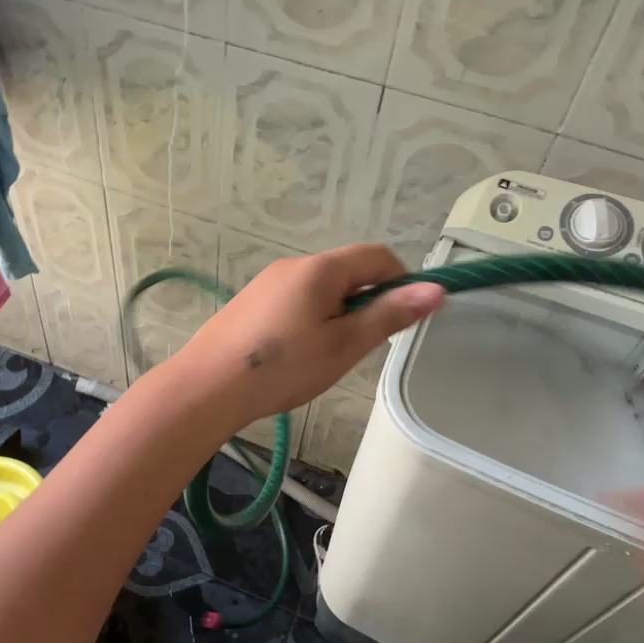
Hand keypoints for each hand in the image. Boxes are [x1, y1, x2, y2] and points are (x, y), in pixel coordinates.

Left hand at [163, 244, 444, 433]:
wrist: (207, 386)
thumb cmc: (283, 367)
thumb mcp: (344, 345)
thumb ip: (388, 315)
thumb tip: (436, 290)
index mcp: (321, 268)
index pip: (378, 256)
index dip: (402, 281)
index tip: (404, 318)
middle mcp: (293, 265)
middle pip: (348, 271)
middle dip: (367, 301)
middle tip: (362, 346)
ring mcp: (267, 282)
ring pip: (321, 289)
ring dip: (338, 313)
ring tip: (328, 356)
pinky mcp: (251, 303)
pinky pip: (295, 301)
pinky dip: (311, 320)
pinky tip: (297, 356)